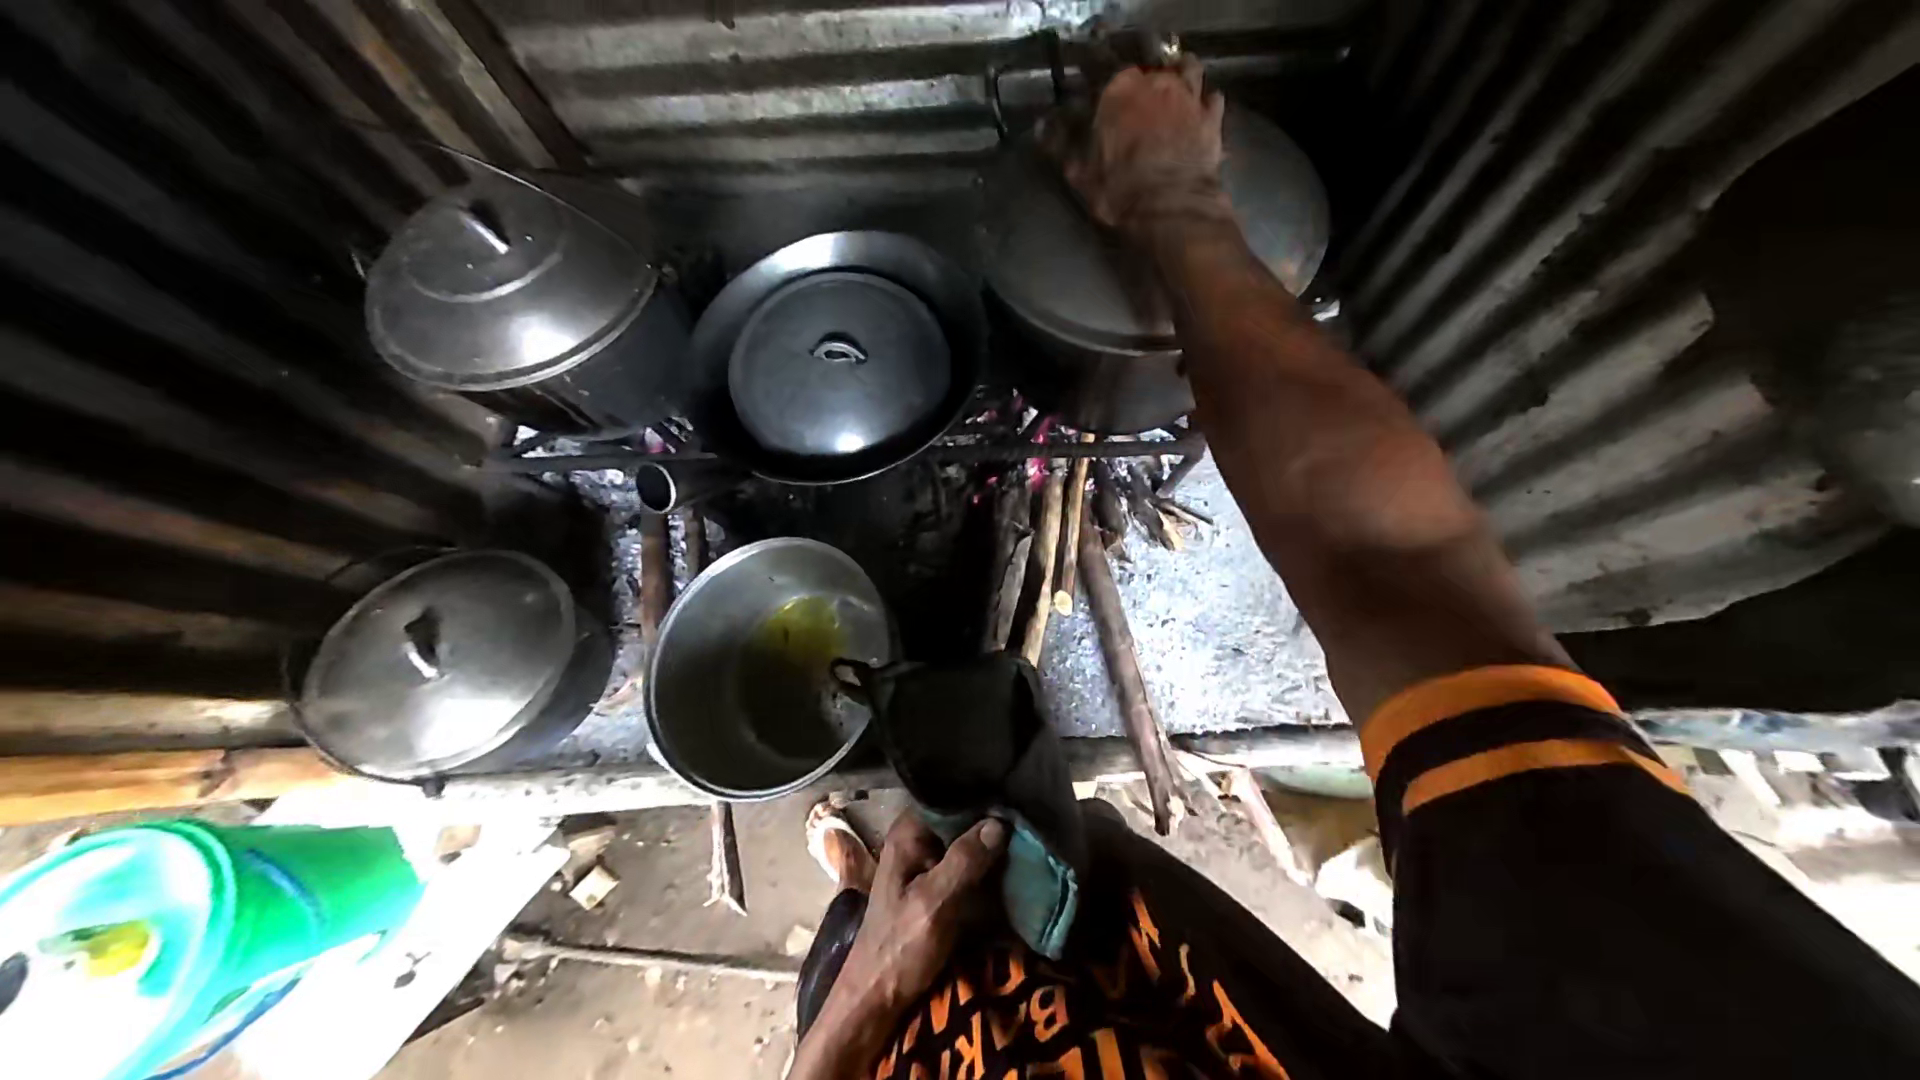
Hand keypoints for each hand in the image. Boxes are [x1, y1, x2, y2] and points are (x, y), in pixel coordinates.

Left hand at [789, 812, 1006, 1078]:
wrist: (877, 998)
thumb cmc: (899, 948)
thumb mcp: (934, 903)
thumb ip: (964, 862)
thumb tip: (999, 822)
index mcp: (909, 831)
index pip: (951, 796)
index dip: (983, 796)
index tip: (1017, 797)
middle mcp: (918, 837)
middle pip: (962, 816)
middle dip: (993, 820)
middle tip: (1031, 819)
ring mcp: (928, 859)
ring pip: (968, 839)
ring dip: (995, 844)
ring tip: (1032, 836)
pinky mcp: (939, 882)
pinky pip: (969, 862)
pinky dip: (989, 864)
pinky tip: (1015, 862)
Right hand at [1050, 56, 1231, 243]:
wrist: (1172, 211)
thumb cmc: (1120, 193)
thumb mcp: (1080, 175)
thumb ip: (1062, 147)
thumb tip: (1042, 128)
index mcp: (1117, 90)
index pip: (1103, 72)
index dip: (1099, 89)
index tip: (1095, 104)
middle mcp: (1155, 82)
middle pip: (1146, 68)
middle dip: (1139, 86)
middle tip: (1132, 107)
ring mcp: (1188, 96)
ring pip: (1185, 70)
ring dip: (1177, 79)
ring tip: (1169, 97)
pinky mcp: (1212, 118)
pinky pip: (1211, 98)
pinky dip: (1204, 103)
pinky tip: (1197, 114)